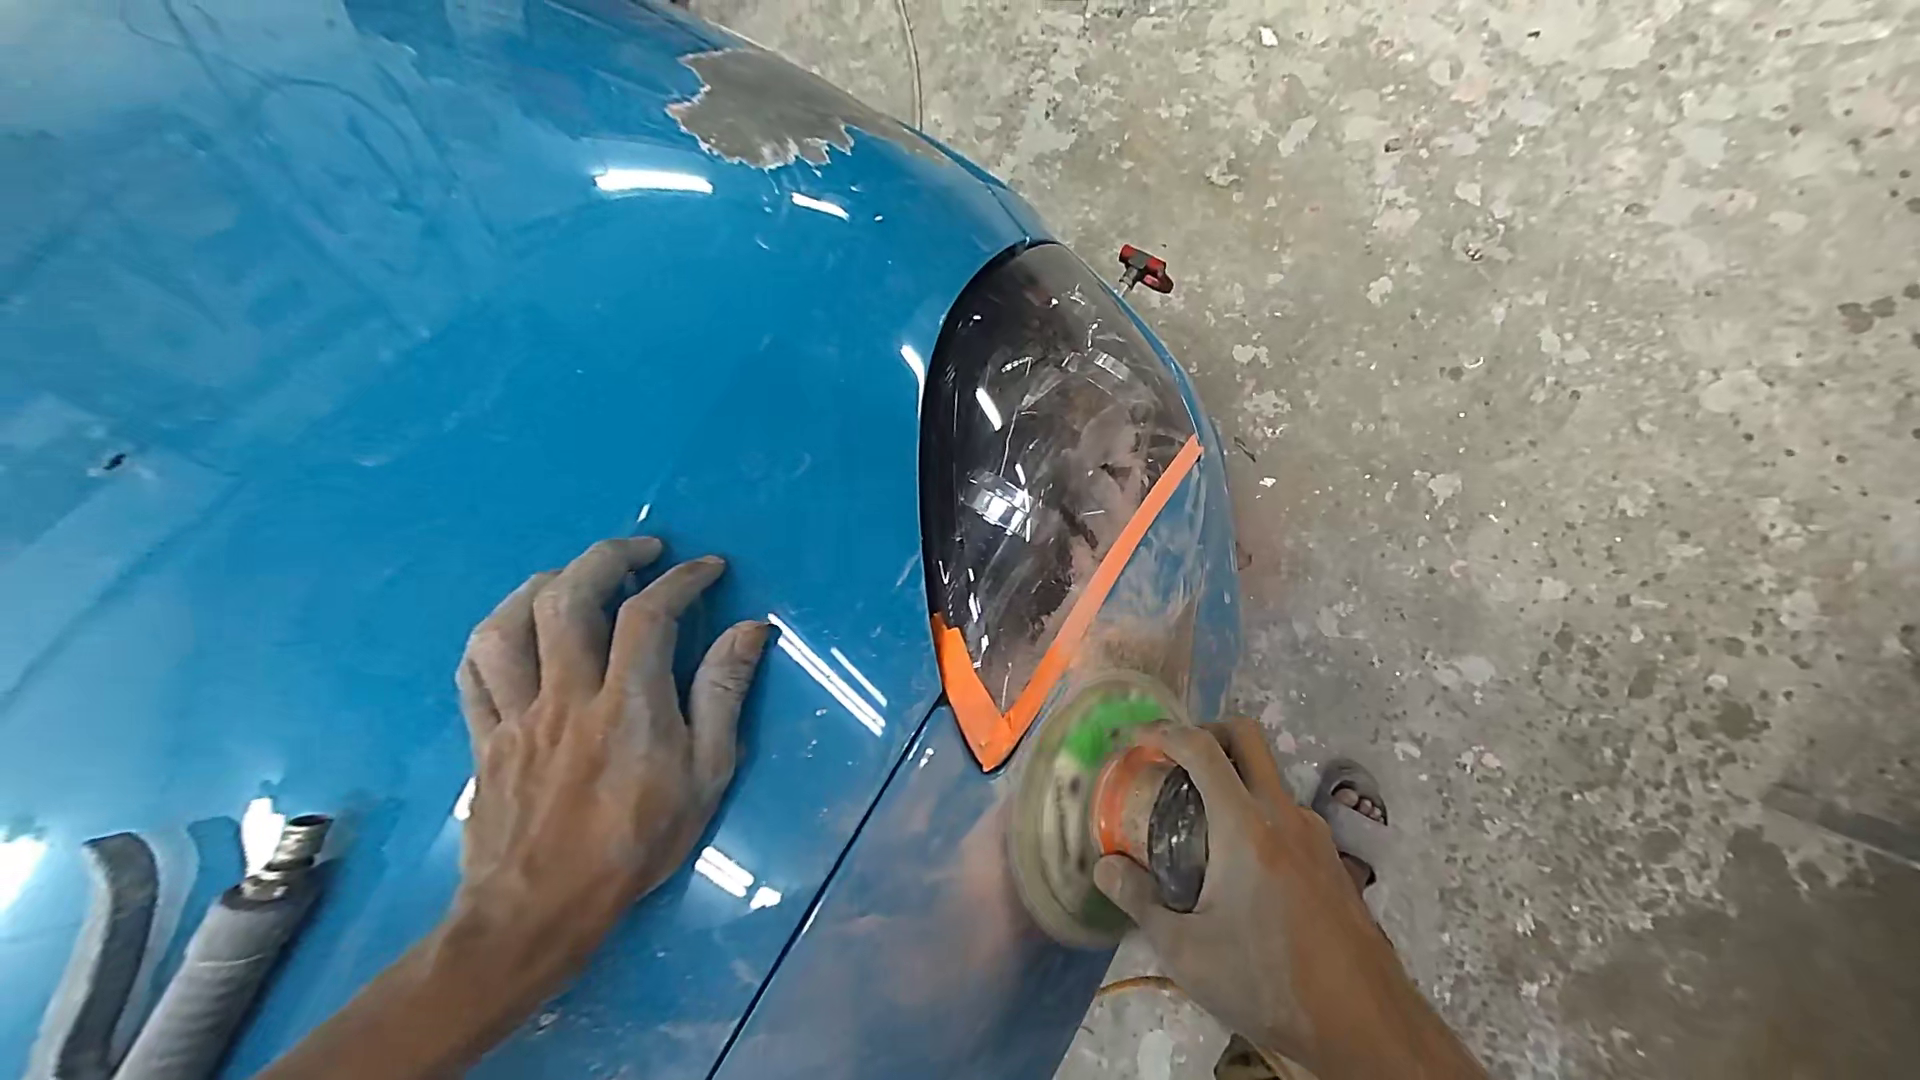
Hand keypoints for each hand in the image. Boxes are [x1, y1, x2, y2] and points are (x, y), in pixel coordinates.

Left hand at [451, 536, 770, 988]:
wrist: (541, 912)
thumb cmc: (638, 843)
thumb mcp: (706, 774)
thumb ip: (724, 695)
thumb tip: (752, 629)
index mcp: (627, 706)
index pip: (651, 615)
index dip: (682, 579)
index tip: (707, 568)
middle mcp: (566, 696)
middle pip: (569, 599)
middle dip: (608, 556)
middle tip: (643, 549)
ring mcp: (516, 714)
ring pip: (508, 624)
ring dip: (544, 583)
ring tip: (577, 574)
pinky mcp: (483, 735)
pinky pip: (473, 669)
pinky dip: (496, 632)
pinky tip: (520, 624)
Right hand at [1093, 721, 1481, 1079]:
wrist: (1372, 1032)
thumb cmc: (1271, 985)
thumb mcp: (1188, 953)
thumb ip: (1140, 901)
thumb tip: (1104, 866)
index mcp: (1245, 827)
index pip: (1201, 749)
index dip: (1163, 732)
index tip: (1137, 741)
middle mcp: (1283, 814)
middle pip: (1245, 735)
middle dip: (1204, 730)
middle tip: (1173, 759)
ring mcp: (1314, 833)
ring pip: (1267, 772)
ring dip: (1230, 772)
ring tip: (1198, 817)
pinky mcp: (1331, 857)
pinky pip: (1284, 808)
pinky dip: (1253, 806)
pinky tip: (1238, 860)